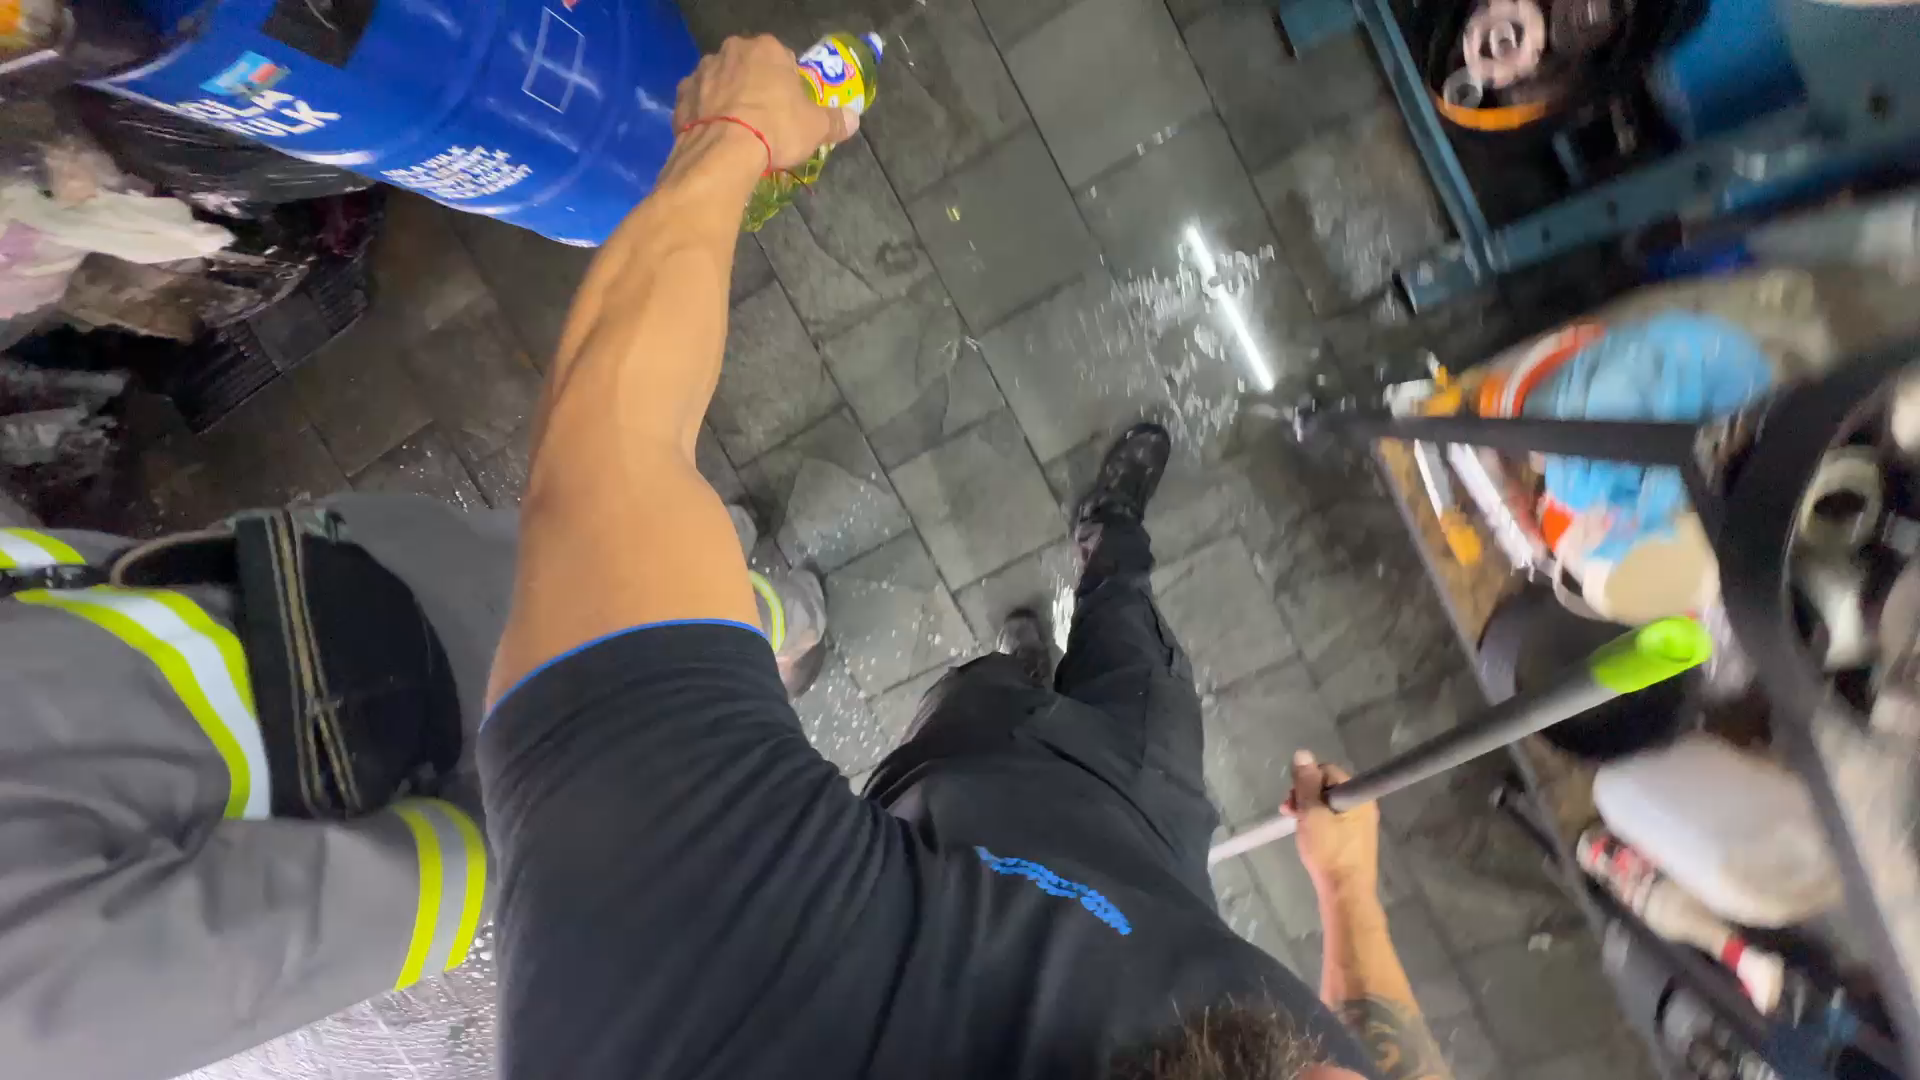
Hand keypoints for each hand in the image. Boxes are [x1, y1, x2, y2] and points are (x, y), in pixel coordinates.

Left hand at [671, 35, 859, 170]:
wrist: (724, 150)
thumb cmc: (776, 129)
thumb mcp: (815, 128)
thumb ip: (835, 121)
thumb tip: (854, 119)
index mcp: (768, 49)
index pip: (785, 61)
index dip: (790, 87)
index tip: (791, 110)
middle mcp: (733, 50)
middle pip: (751, 68)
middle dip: (757, 89)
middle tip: (767, 122)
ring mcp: (704, 69)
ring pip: (723, 82)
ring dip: (730, 99)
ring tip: (740, 133)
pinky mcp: (683, 94)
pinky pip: (700, 101)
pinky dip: (707, 114)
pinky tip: (717, 136)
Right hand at [1286, 750, 1379, 904]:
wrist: (1346, 893)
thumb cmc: (1328, 851)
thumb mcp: (1311, 813)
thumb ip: (1305, 783)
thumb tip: (1302, 753)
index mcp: (1357, 796)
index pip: (1327, 770)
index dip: (1307, 781)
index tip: (1294, 799)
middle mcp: (1363, 805)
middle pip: (1327, 785)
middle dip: (1304, 794)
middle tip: (1290, 812)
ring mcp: (1360, 822)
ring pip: (1327, 802)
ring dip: (1307, 808)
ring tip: (1296, 824)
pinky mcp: (1354, 837)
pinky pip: (1332, 818)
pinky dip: (1317, 820)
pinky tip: (1307, 833)